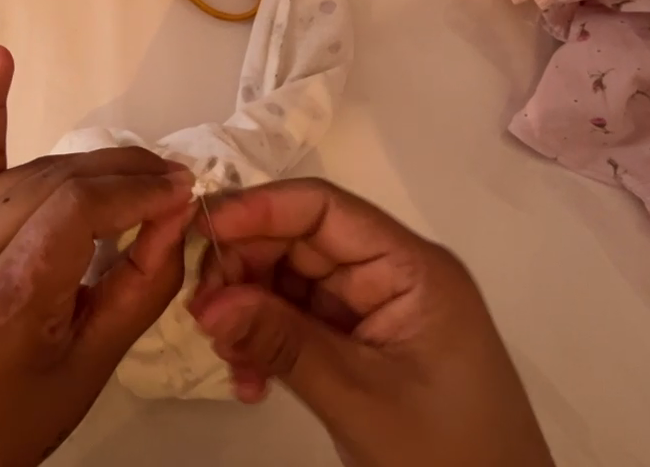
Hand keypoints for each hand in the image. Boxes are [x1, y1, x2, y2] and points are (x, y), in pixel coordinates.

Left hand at [0, 46, 195, 466]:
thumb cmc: (31, 405)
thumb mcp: (101, 357)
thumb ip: (144, 279)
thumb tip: (177, 206)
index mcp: (4, 297)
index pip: (77, 209)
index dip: (134, 189)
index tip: (181, 188)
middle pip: (57, 182)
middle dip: (123, 174)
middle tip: (173, 179)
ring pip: (35, 172)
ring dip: (91, 166)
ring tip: (139, 171)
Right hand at [191, 179, 552, 466]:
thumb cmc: (448, 461)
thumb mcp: (360, 399)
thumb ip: (280, 342)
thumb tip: (205, 304)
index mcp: (409, 267)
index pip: (322, 208)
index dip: (258, 209)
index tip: (201, 231)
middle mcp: (387, 273)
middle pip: (295, 241)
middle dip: (243, 270)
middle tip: (202, 312)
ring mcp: (369, 308)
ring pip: (285, 280)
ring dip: (246, 312)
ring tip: (226, 357)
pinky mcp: (355, 342)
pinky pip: (292, 320)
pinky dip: (262, 342)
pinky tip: (248, 381)